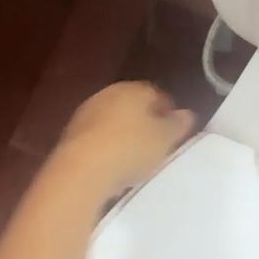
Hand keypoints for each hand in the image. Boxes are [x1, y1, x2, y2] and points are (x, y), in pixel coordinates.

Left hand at [54, 81, 193, 191]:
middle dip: (145, 123)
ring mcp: (86, 113)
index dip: (169, 113)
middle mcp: (108, 93)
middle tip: (156, 146)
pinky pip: (98, 139)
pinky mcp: (71, 134)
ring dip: (124, 136)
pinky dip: (107, 148)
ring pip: (113, 122)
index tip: (176, 133)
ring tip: (135, 160)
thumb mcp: (165, 139)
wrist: (82, 169)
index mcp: (134, 89)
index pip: (158, 94)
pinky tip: (113, 167)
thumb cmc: (131, 148)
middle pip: (133, 106)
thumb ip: (178, 124)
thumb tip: (187, 114)